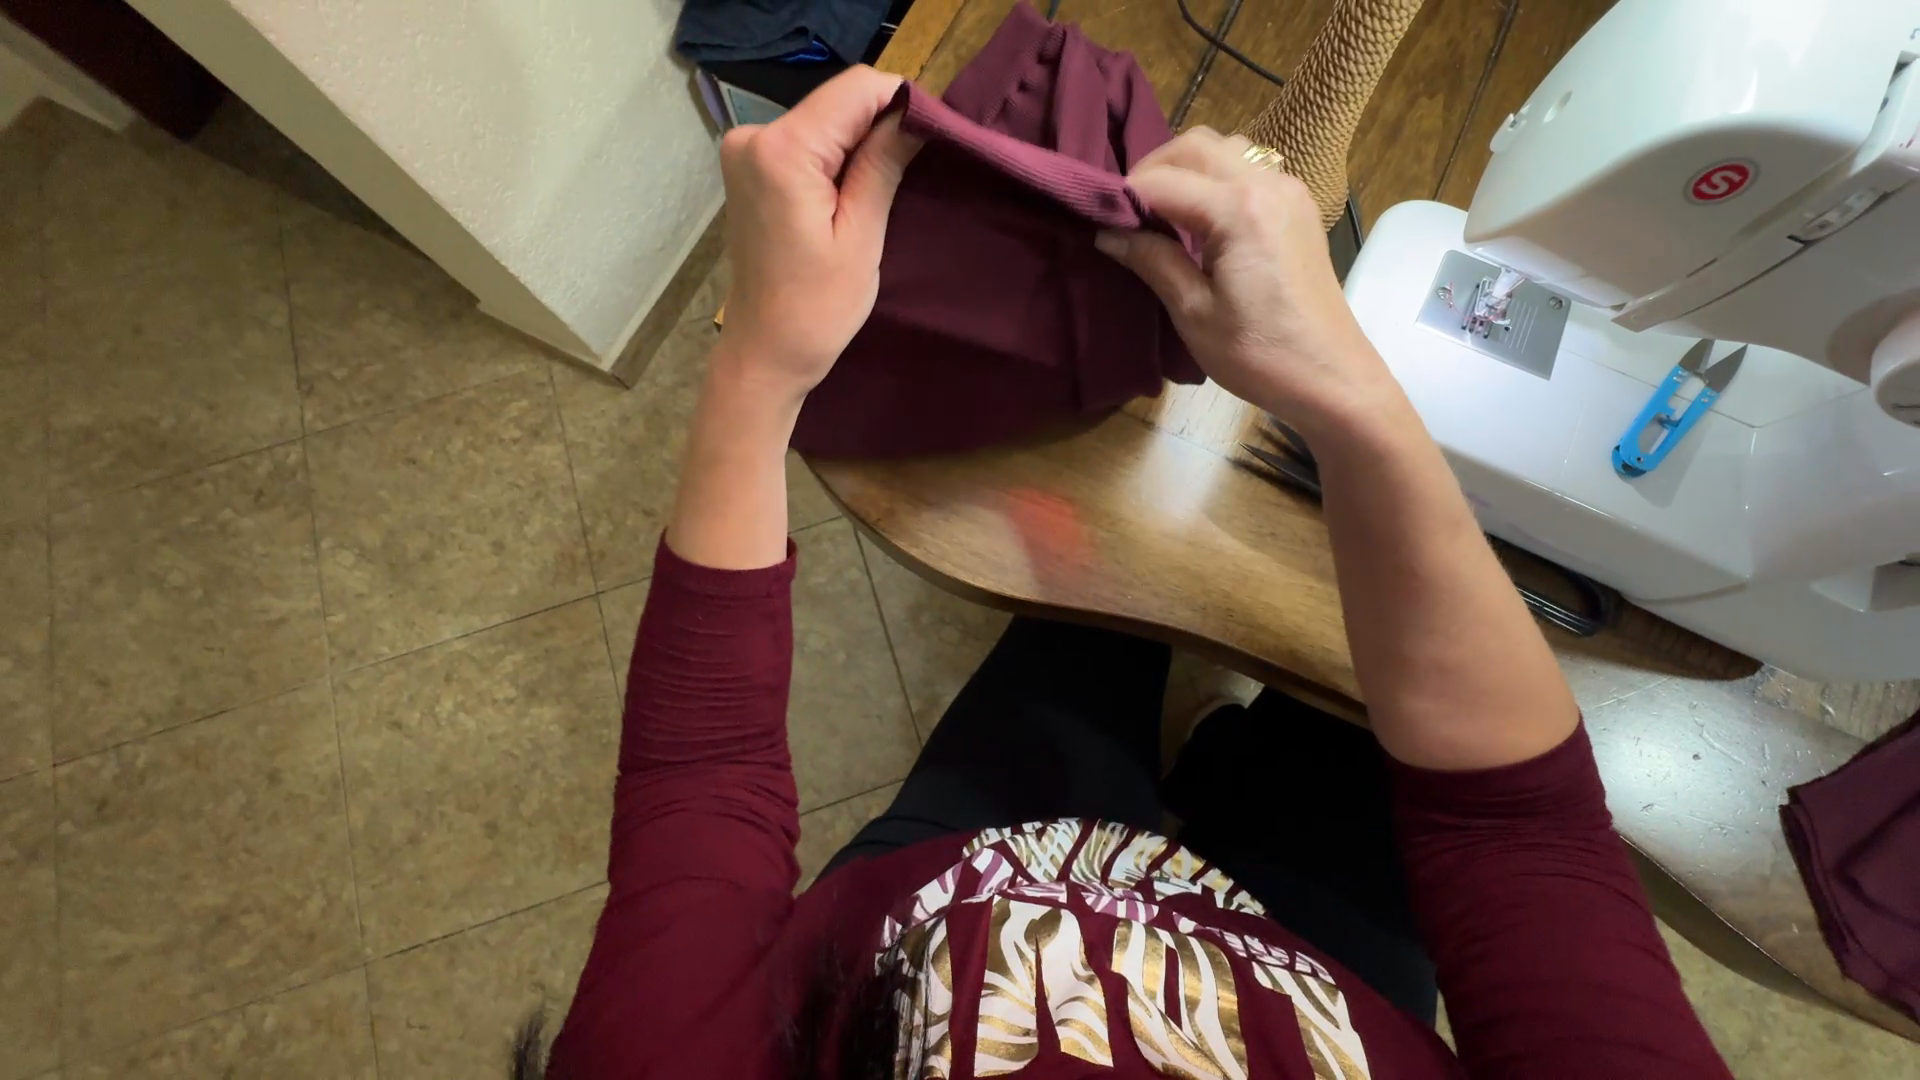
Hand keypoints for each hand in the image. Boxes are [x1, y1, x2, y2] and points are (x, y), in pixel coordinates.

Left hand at [717, 66, 922, 402]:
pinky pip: (804, 145)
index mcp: (782, 151)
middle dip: (877, 128)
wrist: (766, 352)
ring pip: (822, 123)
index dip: (899, 104)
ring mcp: (745, 152)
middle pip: (836, 103)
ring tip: (878, 197)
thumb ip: (882, 166)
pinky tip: (848, 198)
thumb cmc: (817, 309)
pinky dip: (832, 161)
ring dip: (856, 148)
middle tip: (908, 176)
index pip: (855, 89)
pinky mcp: (748, 170)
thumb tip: (913, 113)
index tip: (929, 138)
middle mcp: (753, 136)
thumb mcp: (861, 237)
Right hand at [1095, 128, 1397, 435]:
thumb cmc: (1257, 354)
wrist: (1328, 376)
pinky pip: (1247, 170)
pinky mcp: (1297, 208)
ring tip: (1158, 215)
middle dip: (1150, 171)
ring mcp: (1288, 191)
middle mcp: (1267, 184)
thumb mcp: (1193, 313)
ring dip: (1184, 170)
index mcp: (1238, 210)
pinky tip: (1197, 221)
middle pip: (1195, 146)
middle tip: (1123, 214)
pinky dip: (1213, 180)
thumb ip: (1152, 261)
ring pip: (1224, 150)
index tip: (1096, 223)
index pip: (1163, 181)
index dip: (1123, 199)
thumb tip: (1108, 234)